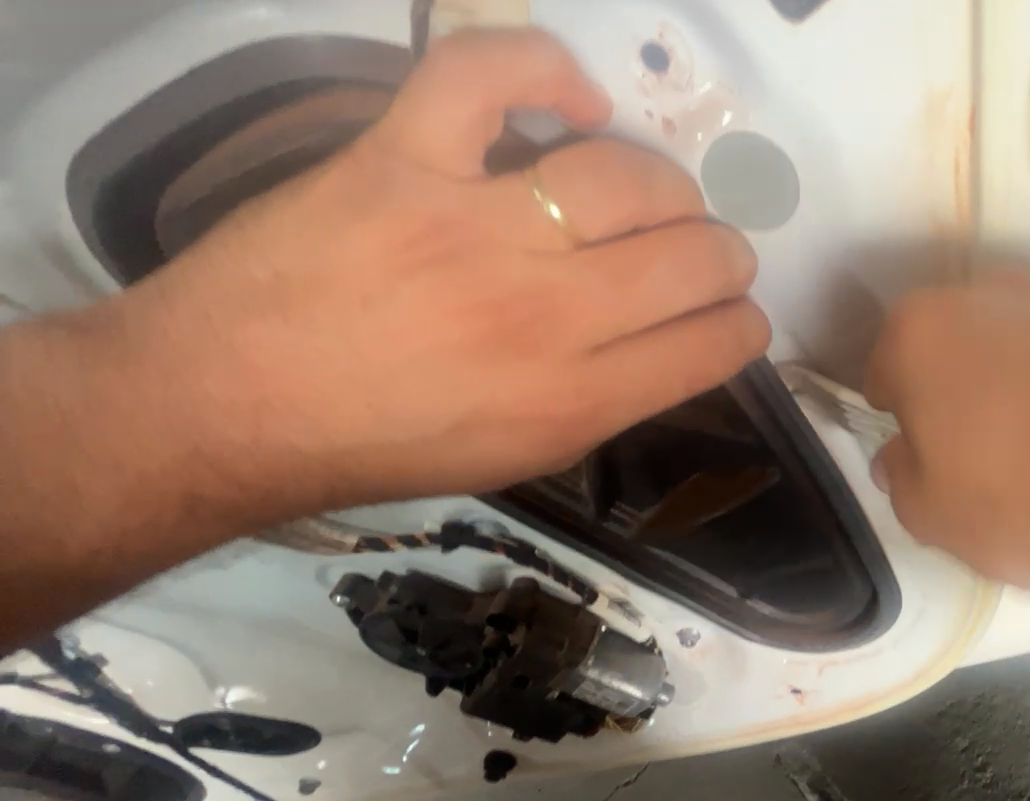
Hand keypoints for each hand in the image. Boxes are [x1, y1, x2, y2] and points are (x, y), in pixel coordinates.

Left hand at [86, 28, 767, 523]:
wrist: (232, 404)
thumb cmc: (396, 444)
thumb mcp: (534, 452)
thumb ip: (618, 396)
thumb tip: (677, 340)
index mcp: (580, 399)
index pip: (715, 345)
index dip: (747, 327)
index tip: (735, 319)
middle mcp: (545, 314)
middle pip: (693, 260)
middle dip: (728, 259)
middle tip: (712, 258)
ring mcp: (473, 226)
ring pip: (625, 177)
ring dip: (674, 187)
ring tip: (665, 197)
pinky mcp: (400, 158)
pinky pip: (486, 76)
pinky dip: (547, 68)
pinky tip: (581, 98)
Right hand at [865, 269, 1029, 599]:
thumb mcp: (937, 521)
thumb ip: (901, 480)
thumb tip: (903, 455)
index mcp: (920, 332)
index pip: (881, 373)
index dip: (898, 421)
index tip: (923, 455)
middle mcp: (984, 288)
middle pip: (947, 344)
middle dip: (953, 389)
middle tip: (978, 450)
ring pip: (1008, 340)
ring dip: (1010, 378)